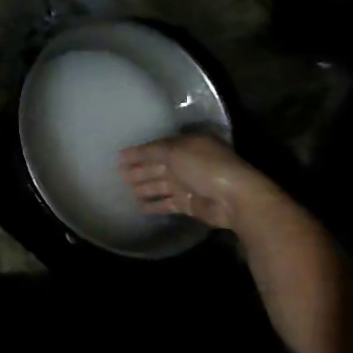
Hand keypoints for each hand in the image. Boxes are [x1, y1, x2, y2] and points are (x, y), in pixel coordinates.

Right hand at [119, 133, 273, 230]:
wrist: (233, 197)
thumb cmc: (204, 166)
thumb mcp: (175, 151)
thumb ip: (151, 151)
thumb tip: (130, 152)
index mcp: (187, 145)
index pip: (158, 147)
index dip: (139, 152)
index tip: (120, 157)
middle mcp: (187, 163)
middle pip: (157, 166)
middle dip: (139, 169)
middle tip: (119, 174)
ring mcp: (188, 184)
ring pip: (160, 185)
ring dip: (143, 187)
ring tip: (125, 190)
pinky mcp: (189, 204)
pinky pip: (166, 203)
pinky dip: (154, 205)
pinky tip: (139, 207)